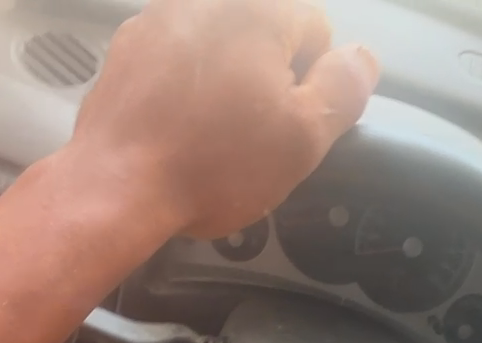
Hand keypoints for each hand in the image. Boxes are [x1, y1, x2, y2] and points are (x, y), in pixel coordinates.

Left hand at [71, 0, 380, 238]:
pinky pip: (175, 63)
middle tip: (252, 140)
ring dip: (224, 86)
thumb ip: (342, 91)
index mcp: (260, 10)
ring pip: (218, 50)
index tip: (290, 126)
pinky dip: (184, 91)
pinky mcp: (128, 49)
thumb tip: (363, 58)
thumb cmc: (213, 166)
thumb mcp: (301, 139)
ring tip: (211, 141)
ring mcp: (160, 18)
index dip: (312, 85)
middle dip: (265, 83)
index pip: (315, 29)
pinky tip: (178, 132)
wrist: (118, 186)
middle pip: (263, 37)